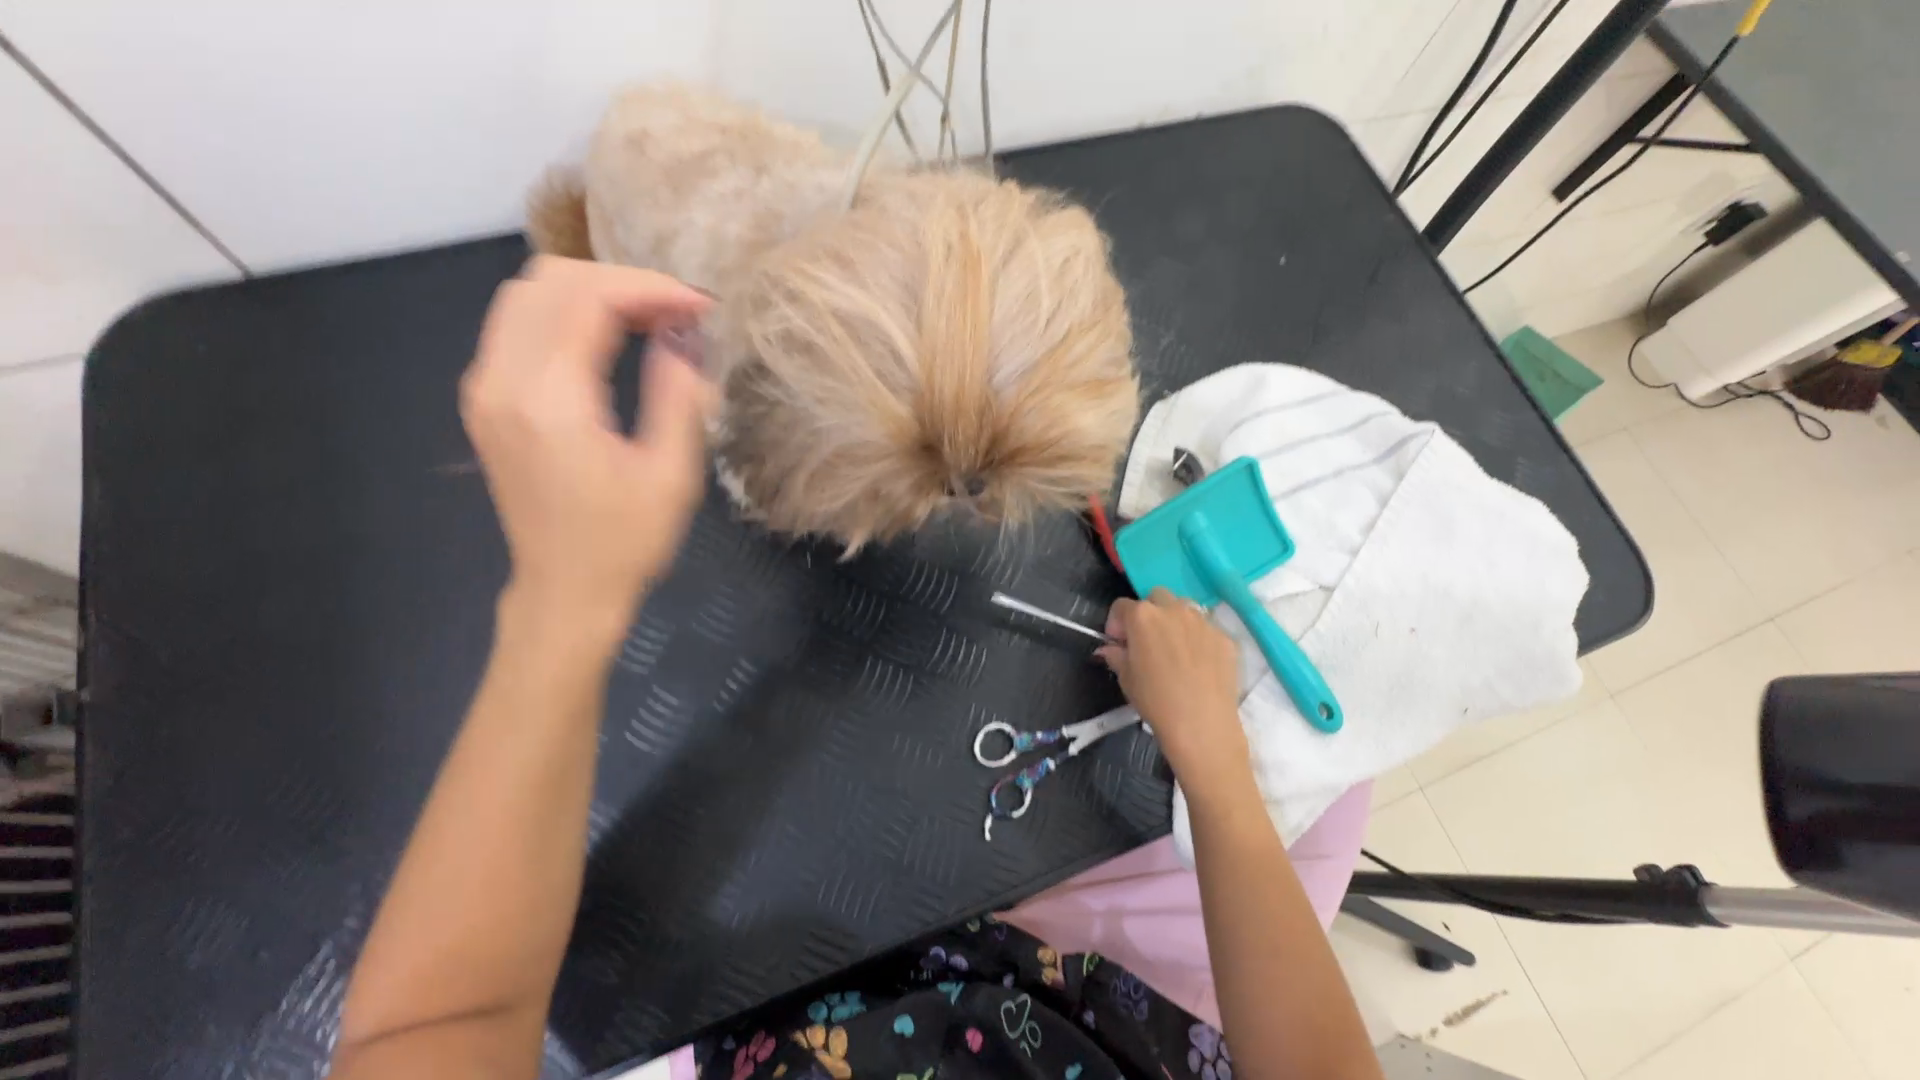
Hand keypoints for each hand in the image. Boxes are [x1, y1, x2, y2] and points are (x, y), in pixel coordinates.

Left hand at [461, 256, 714, 648]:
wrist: (565, 593)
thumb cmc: (624, 543)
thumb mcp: (670, 474)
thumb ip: (677, 393)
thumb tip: (684, 333)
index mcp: (548, 400)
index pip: (589, 297)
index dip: (650, 288)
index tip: (700, 308)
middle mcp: (501, 381)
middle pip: (550, 280)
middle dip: (621, 282)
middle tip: (677, 312)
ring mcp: (484, 388)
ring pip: (527, 293)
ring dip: (592, 291)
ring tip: (649, 320)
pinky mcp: (486, 399)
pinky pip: (518, 324)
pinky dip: (566, 313)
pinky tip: (610, 337)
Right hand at [1098, 589, 1251, 792]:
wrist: (1202, 724)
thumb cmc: (1155, 701)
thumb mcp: (1126, 679)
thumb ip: (1116, 655)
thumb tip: (1109, 648)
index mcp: (1143, 617)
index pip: (1122, 606)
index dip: (1116, 624)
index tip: (1119, 644)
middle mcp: (1174, 609)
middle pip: (1156, 598)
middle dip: (1149, 614)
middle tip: (1147, 642)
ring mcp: (1203, 621)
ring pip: (1185, 608)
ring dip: (1175, 621)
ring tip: (1176, 651)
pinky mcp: (1225, 637)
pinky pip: (1207, 629)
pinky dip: (1199, 640)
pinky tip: (1199, 666)